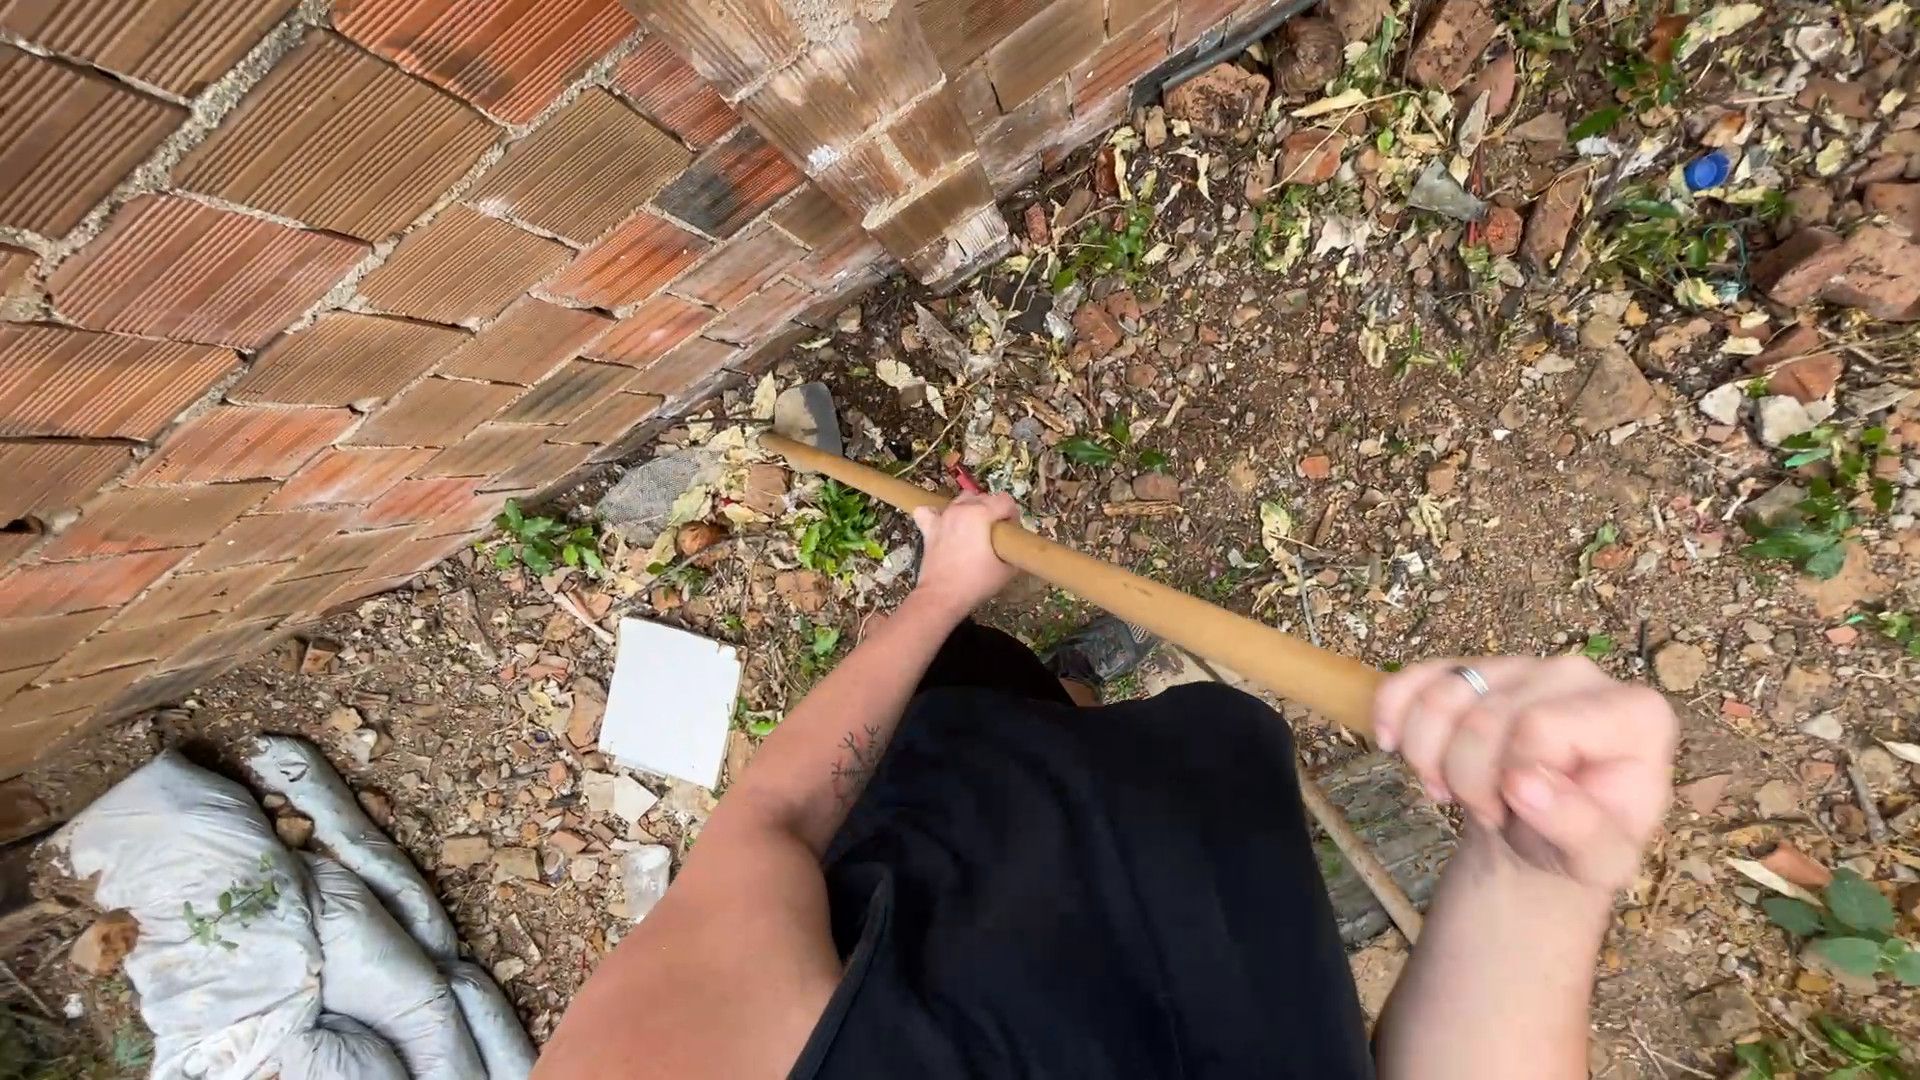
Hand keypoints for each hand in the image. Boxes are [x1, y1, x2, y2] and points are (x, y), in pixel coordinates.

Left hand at [909, 493, 1020, 619]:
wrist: (942, 595)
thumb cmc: (976, 582)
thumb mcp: (1007, 570)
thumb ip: (1015, 553)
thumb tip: (1014, 547)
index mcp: (981, 514)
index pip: (1005, 501)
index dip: (1012, 515)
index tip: (1011, 533)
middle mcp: (961, 509)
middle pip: (984, 498)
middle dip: (993, 512)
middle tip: (995, 536)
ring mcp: (943, 517)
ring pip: (961, 500)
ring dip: (970, 509)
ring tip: (974, 530)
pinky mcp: (929, 528)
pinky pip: (929, 511)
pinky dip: (937, 514)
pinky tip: (944, 524)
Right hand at [1372, 657, 1676, 892]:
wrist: (1534, 836)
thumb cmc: (1574, 845)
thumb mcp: (1598, 860)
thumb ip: (1577, 826)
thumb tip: (1523, 783)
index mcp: (1633, 713)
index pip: (1539, 724)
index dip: (1513, 774)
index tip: (1517, 811)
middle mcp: (1577, 673)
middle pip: (1485, 713)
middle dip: (1464, 774)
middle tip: (1483, 810)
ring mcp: (1516, 664)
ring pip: (1441, 695)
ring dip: (1425, 753)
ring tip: (1445, 788)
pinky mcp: (1467, 667)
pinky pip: (1412, 677)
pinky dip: (1391, 712)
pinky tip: (1392, 745)